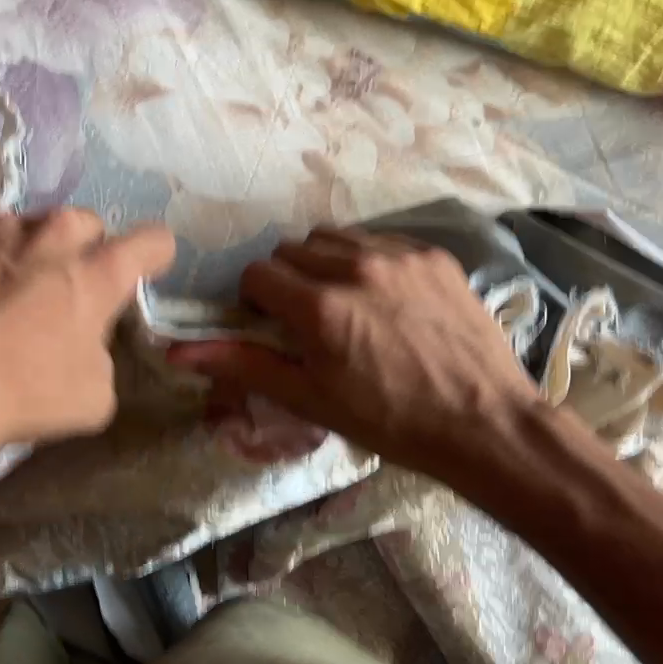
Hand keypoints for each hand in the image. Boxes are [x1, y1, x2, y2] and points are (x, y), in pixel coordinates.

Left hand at [0, 209, 176, 472]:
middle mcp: (48, 237)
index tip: (146, 268)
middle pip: (84, 222)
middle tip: (67, 285)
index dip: (154, 254)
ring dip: (24, 248)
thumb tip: (83, 339)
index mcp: (95, 273)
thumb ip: (101, 350)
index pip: (151, 241)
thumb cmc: (23, 398)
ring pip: (24, 224)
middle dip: (83, 248)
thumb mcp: (94, 395)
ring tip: (5, 287)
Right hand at [166, 228, 543, 480]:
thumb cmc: (391, 421)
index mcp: (320, 307)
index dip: (255, 301)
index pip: (257, 274)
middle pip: (290, 250)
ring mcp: (399, 256)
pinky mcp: (433, 255)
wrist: (488, 426)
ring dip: (323, 262)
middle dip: (287, 279)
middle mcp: (355, 267)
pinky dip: (366, 260)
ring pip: (332, 237)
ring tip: (343, 300)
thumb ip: (241, 364)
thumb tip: (174, 350)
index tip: (273, 326)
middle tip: (307, 318)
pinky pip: (379, 239)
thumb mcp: (310, 398)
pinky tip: (385, 296)